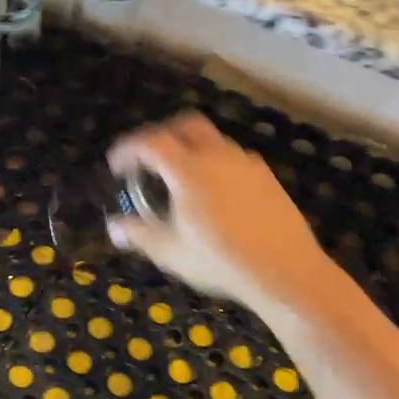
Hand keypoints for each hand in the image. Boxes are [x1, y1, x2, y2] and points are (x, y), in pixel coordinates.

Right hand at [106, 111, 338, 317]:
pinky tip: (214, 197)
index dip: (128, 149)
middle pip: (186, 126)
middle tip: (148, 161)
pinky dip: (214, 166)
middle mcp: (218, 156)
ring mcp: (247, 164)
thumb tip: (114, 227)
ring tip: (181, 183)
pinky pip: (233, 160)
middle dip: (162, 136)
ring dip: (190, 152)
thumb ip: (139, 234)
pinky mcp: (267, 178)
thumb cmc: (219, 261)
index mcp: (188, 170)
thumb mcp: (170, 252)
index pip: (150, 142)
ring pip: (212, 142)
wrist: (285, 272)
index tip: (116, 166)